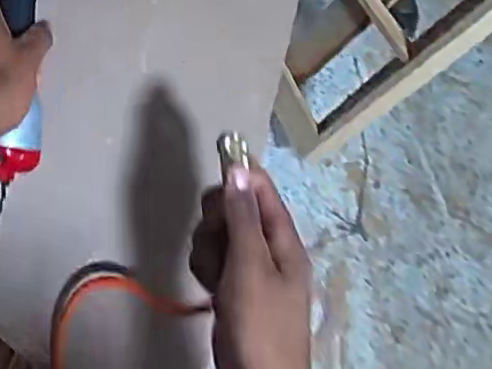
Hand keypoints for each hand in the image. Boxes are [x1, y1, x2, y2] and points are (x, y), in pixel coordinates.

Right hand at [189, 166, 309, 368]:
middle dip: (218, 218)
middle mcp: (269, 248)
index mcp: (284, 239)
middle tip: (216, 238)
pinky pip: (215, 257)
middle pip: (236, 206)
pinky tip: (209, 285)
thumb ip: (242, 216)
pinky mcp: (234, 285)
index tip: (216, 187)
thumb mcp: (250, 266)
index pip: (261, 188)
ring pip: (220, 231)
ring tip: (214, 274)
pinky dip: (207, 266)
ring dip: (209, 246)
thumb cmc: (259, 325)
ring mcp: (251, 268)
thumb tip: (238, 168)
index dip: (238, 179)